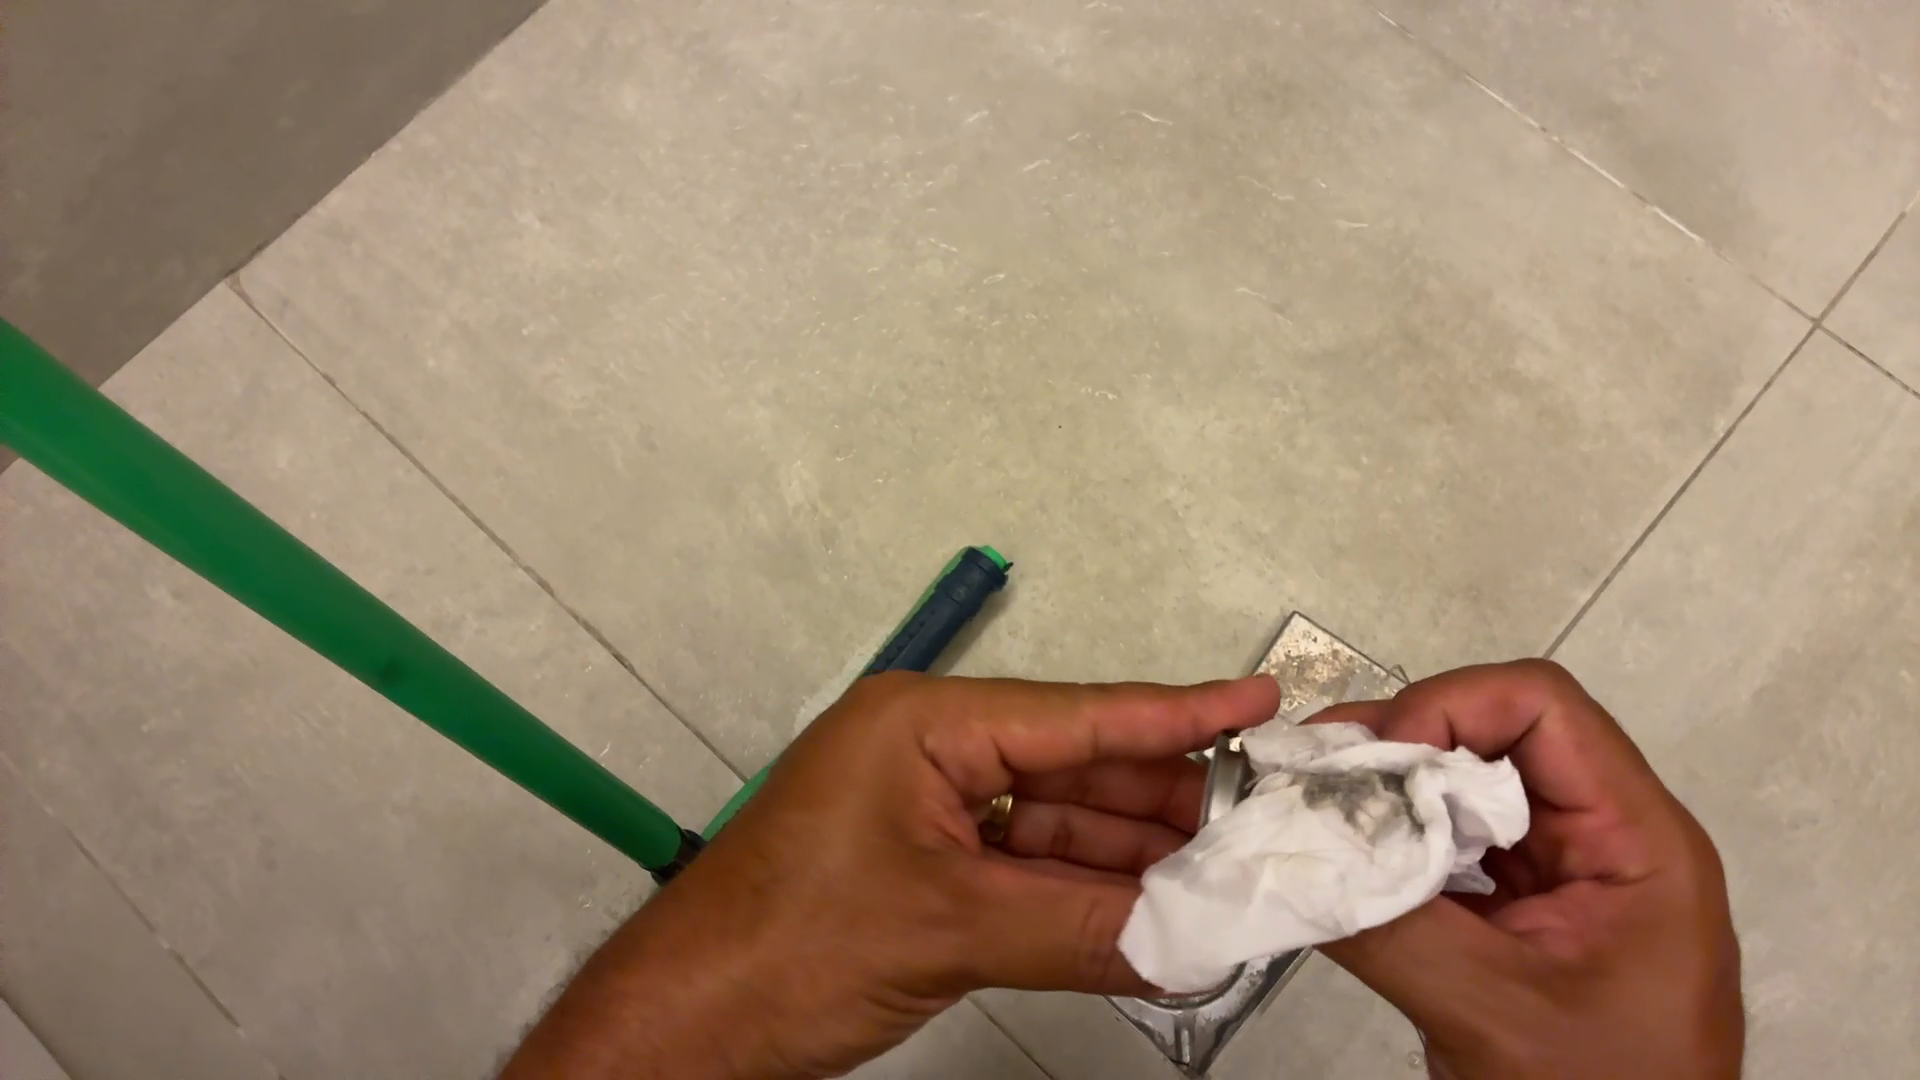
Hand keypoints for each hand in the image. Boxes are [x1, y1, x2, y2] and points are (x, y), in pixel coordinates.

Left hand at [501, 671, 1280, 1079]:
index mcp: (927, 721)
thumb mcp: (947, 928)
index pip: (1075, 714)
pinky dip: (1084, 884)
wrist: (688, 1020)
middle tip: (1259, 813)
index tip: (1257, 698)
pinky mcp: (929, 853)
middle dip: (1162, 794)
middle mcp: (934, 744)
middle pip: (1072, 764)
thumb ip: (1082, 930)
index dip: (1175, 710)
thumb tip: (1199, 942)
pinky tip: (1150, 903)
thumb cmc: (794, 944)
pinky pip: (1025, 859)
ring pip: (1055, 816)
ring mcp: (932, 800)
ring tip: (1224, 863)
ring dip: (1130, 847)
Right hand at [1313, 660, 1742, 1078]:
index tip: (1378, 764)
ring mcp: (1546, 850)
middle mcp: (1590, 824)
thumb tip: (1284, 842)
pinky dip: (1379, 814)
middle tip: (1311, 770)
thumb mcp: (1491, 1011)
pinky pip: (1436, 814)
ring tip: (1307, 798)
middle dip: (1391, 737)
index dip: (1449, 706)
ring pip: (1451, 763)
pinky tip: (1335, 837)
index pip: (1541, 705)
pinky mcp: (1504, 877)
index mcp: (1630, 838)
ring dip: (1375, 774)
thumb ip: (1386, 920)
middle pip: (1485, 721)